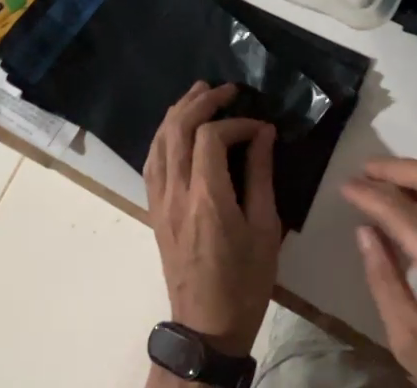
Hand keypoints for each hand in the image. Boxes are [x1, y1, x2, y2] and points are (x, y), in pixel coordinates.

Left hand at [144, 81, 282, 357]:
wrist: (207, 327)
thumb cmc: (245, 281)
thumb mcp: (265, 229)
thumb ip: (261, 176)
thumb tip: (264, 133)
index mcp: (207, 199)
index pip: (212, 137)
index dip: (237, 122)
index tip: (261, 128)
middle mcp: (176, 194)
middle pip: (178, 129)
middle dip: (201, 101)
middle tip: (226, 89)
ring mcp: (160, 202)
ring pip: (159, 141)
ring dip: (178, 111)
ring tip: (199, 93)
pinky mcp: (154, 211)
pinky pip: (151, 162)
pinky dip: (164, 136)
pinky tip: (176, 128)